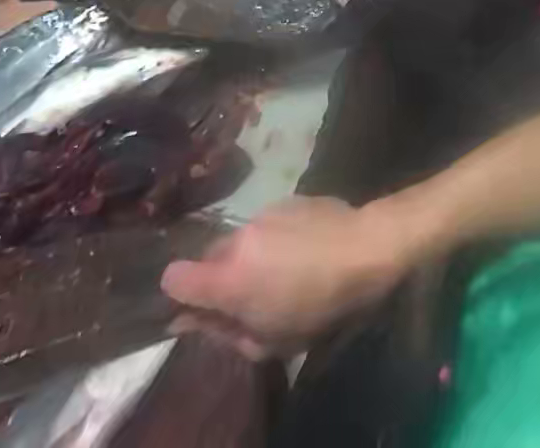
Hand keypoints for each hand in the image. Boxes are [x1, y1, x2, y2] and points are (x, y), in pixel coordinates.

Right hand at [161, 197, 409, 359]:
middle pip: (210, 257)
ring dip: (252, 253)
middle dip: (222, 274)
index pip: (173, 278)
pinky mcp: (290, 198)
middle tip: (254, 291)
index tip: (202, 305)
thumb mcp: (269, 340)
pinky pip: (270, 222)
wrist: (367, 248)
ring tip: (287, 265)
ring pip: (242, 238)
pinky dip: (277, 234)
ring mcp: (264, 213)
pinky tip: (305, 244)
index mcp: (227, 278)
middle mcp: (238, 238)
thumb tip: (188, 321)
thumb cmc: (320, 304)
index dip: (181, 293)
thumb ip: (223, 331)